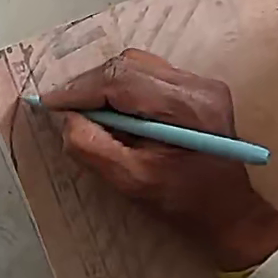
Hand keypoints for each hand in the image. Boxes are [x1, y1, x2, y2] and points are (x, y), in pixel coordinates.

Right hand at [39, 49, 277, 268]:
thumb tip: (66, 119)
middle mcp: (197, 85)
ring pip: (134, 64)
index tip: (47, 104)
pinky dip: (119, 87)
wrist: (230, 212)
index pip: (120, 80)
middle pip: (125, 65)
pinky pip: (145, 73)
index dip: (78, 90)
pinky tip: (111, 110)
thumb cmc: (183, 202)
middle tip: (63, 108)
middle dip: (87, 84)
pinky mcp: (196, 87)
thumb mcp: (131, 182)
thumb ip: (92, 148)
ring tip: (85, 110)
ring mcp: (200, 83)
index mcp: (186, 108)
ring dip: (102, 84)